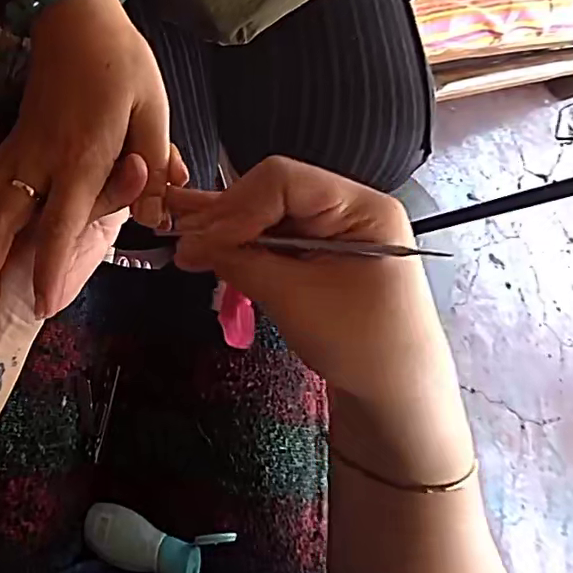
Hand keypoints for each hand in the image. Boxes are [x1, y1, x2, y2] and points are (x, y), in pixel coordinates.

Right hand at [0, 0, 184, 316]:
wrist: (75, 19)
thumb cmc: (121, 63)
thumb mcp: (153, 110)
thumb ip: (155, 165)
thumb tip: (157, 217)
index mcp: (83, 156)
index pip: (60, 223)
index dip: (48, 267)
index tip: (41, 304)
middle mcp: (43, 160)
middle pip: (4, 219)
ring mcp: (20, 149)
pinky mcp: (12, 140)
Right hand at [168, 157, 447, 404]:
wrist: (394, 391)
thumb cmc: (361, 344)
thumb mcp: (294, 299)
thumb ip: (240, 262)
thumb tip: (189, 244)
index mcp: (360, 208)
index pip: (283, 181)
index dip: (238, 205)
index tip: (208, 240)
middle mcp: (342, 207)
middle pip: (267, 191)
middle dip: (224, 216)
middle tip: (182, 241)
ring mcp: (325, 228)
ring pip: (259, 212)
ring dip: (221, 226)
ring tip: (178, 235)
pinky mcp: (309, 249)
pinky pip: (264, 234)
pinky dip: (233, 240)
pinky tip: (198, 238)